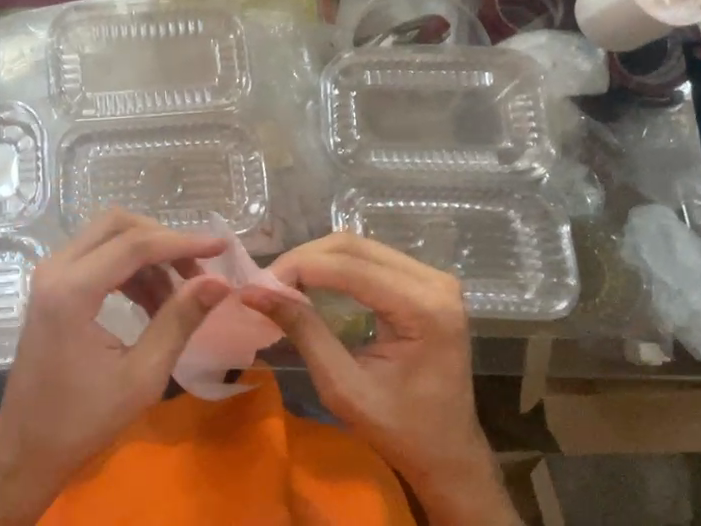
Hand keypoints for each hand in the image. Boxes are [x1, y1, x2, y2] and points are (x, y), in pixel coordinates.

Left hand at [0, 212, 231, 525]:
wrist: (28, 447)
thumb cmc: (84, 420)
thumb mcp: (142, 375)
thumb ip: (179, 321)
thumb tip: (219, 282)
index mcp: (72, 289)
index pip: (135, 244)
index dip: (182, 241)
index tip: (223, 246)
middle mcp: (55, 268)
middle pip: (117, 225)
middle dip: (163, 241)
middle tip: (198, 271)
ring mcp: (50, 274)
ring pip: (107, 237)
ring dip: (148, 257)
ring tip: (180, 297)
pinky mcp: (52, 286)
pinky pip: (96, 257)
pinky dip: (129, 270)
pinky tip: (154, 304)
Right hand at [240, 233, 515, 525]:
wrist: (448, 453)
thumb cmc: (400, 429)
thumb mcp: (343, 386)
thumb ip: (303, 332)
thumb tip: (253, 292)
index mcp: (425, 309)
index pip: (349, 267)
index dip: (298, 268)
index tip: (257, 284)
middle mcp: (435, 282)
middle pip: (353, 247)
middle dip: (304, 260)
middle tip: (267, 283)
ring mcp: (433, 279)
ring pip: (358, 247)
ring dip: (315, 260)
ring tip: (283, 283)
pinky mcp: (425, 283)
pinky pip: (370, 259)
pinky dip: (333, 266)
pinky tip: (310, 282)